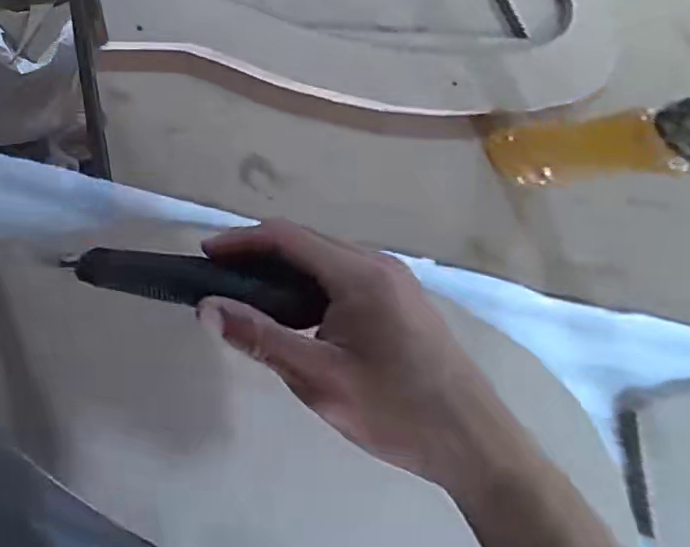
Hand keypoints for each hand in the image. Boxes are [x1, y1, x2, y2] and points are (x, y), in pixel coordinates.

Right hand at [195, 220, 528, 500]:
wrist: (484, 453)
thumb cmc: (400, 414)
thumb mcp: (321, 380)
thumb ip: (260, 338)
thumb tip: (206, 308)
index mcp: (360, 275)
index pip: (285, 237)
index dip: (240, 240)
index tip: (205, 255)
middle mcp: (378, 264)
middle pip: (303, 240)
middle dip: (256, 252)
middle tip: (220, 276)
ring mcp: (393, 280)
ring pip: (322, 256)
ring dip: (282, 266)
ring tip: (248, 292)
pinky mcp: (401, 298)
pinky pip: (340, 273)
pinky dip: (306, 281)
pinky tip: (294, 309)